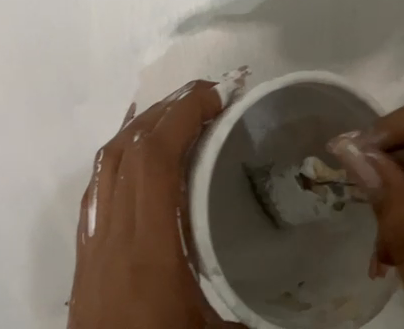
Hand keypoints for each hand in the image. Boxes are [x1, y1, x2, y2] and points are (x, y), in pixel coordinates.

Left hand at [67, 79, 240, 328]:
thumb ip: (261, 309)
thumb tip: (320, 303)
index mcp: (148, 253)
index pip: (154, 160)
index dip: (182, 116)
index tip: (217, 95)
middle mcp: (112, 238)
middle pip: (127, 152)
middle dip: (165, 111)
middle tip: (204, 96)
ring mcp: (91, 247)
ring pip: (105, 167)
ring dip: (138, 129)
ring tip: (172, 113)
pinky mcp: (83, 261)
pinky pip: (96, 190)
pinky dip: (118, 158)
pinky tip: (136, 158)